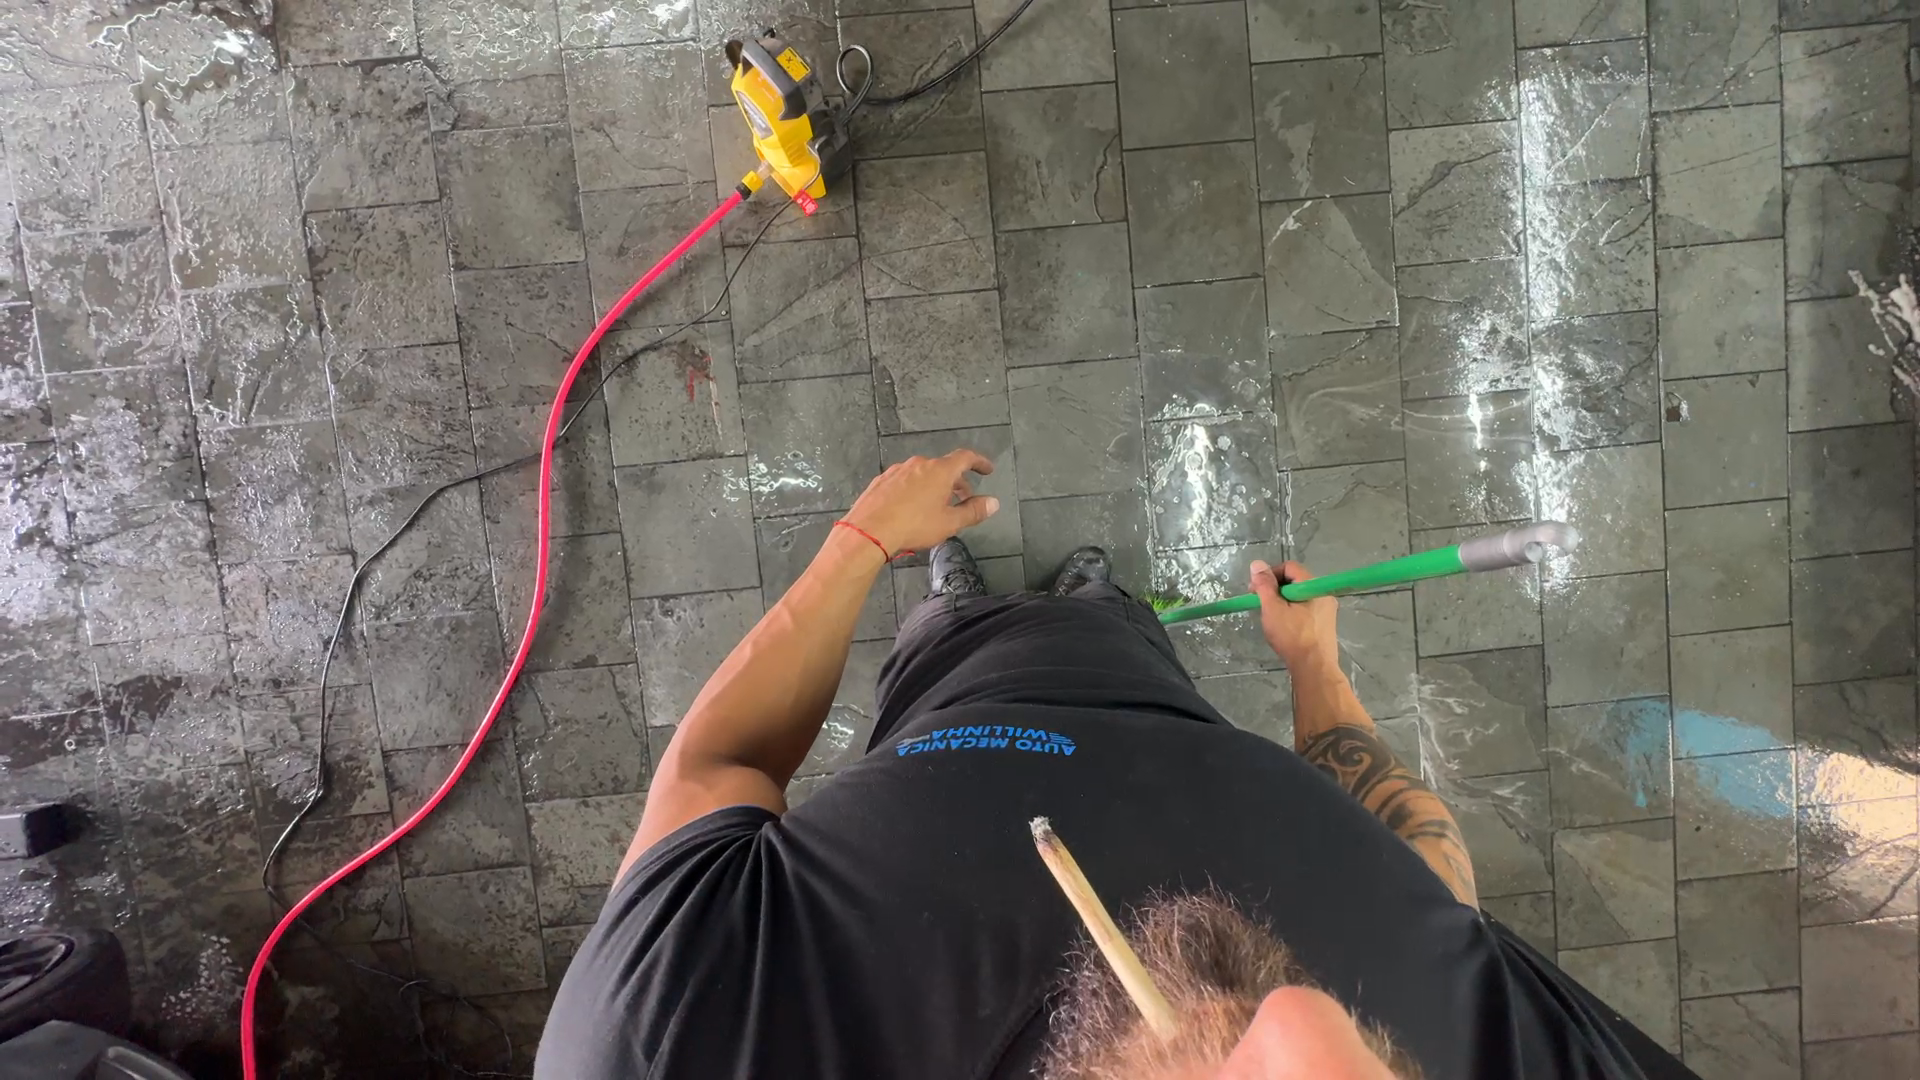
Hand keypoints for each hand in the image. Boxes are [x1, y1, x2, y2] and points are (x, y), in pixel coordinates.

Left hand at [841, 449, 999, 556]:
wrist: (869, 531)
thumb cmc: (914, 526)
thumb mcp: (949, 523)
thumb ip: (973, 511)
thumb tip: (994, 502)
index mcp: (939, 471)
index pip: (965, 458)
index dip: (979, 462)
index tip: (987, 470)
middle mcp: (918, 464)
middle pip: (944, 467)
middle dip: (957, 482)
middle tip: (963, 498)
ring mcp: (897, 471)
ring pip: (923, 474)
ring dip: (934, 486)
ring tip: (936, 506)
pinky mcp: (881, 481)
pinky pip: (905, 481)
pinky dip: (915, 490)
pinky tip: (911, 507)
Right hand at [1249, 560, 1337, 671]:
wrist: (1313, 667)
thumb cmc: (1292, 636)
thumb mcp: (1272, 608)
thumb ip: (1264, 585)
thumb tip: (1257, 564)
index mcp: (1313, 587)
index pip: (1289, 567)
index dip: (1270, 574)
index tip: (1256, 590)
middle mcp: (1323, 594)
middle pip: (1294, 580)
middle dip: (1274, 588)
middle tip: (1260, 603)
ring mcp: (1326, 609)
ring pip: (1298, 595)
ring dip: (1281, 601)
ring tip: (1270, 616)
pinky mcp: (1324, 622)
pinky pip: (1304, 608)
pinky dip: (1291, 610)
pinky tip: (1283, 625)